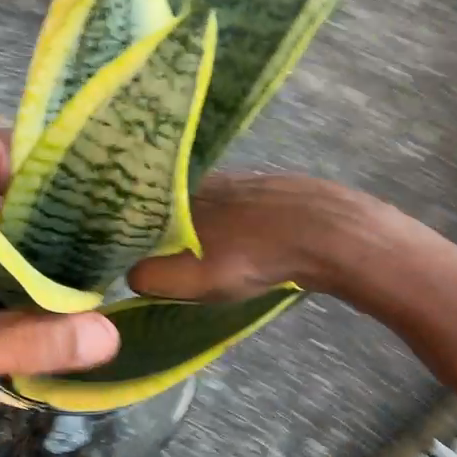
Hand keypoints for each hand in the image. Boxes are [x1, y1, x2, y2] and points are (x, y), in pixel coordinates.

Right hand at [128, 172, 395, 301]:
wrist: (329, 234)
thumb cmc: (250, 257)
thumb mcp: (187, 278)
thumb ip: (147, 276)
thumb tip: (132, 273)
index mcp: (176, 193)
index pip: (138, 209)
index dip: (128, 232)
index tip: (127, 253)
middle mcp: (204, 177)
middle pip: (170, 206)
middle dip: (161, 230)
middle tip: (165, 260)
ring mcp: (242, 179)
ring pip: (204, 205)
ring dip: (198, 227)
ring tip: (201, 254)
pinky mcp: (273, 188)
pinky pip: (236, 207)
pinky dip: (230, 225)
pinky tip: (239, 244)